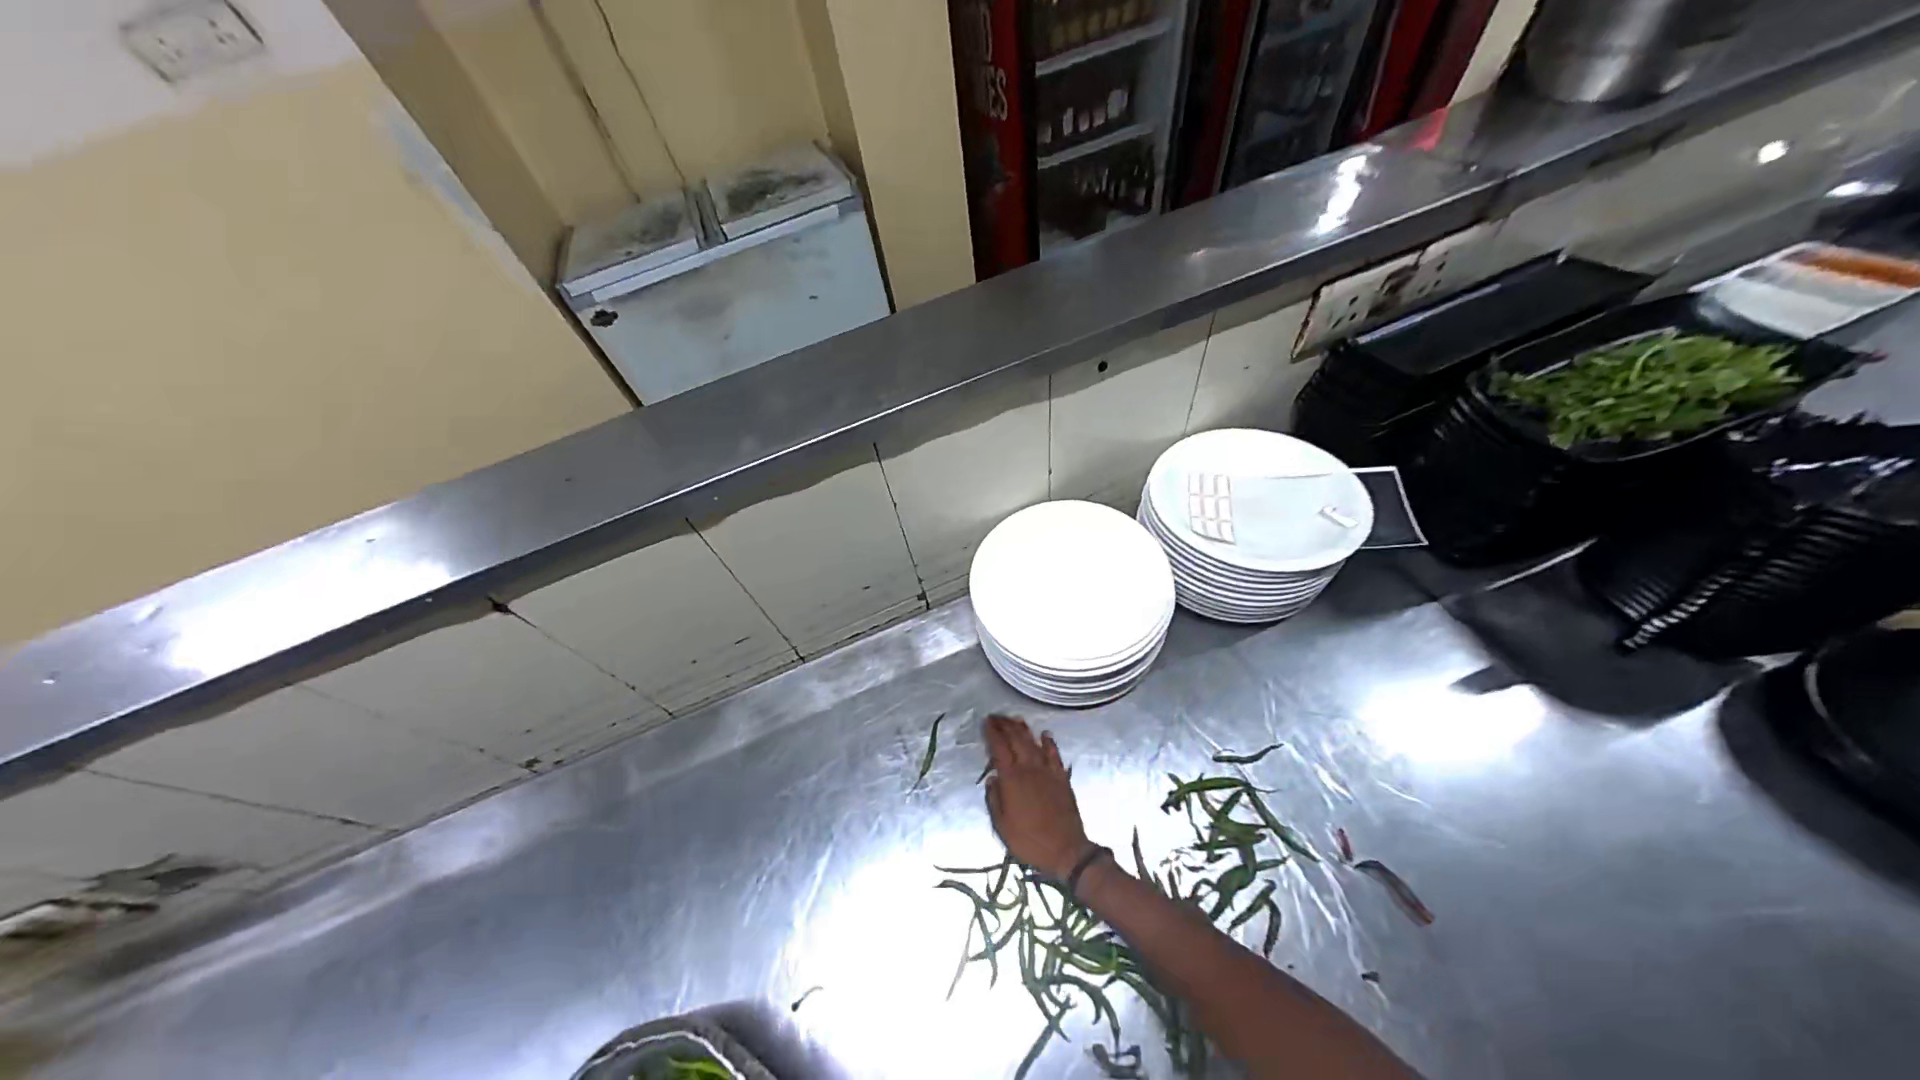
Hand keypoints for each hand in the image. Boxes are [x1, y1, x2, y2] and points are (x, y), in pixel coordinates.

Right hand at [983, 714, 1091, 879]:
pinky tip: (1045, 734)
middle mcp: (1029, 769)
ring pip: (1034, 743)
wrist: (1065, 850)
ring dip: (1024, 729)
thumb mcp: (1002, 826)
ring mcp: (1048, 772)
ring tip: (1016, 719)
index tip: (986, 722)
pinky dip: (1049, 742)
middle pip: (1016, 740)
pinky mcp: (1062, 778)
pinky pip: (1055, 754)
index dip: (992, 734)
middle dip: (1005, 726)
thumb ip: (994, 799)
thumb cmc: (1029, 841)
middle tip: (997, 716)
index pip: (999, 749)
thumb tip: (991, 779)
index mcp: (1012, 780)